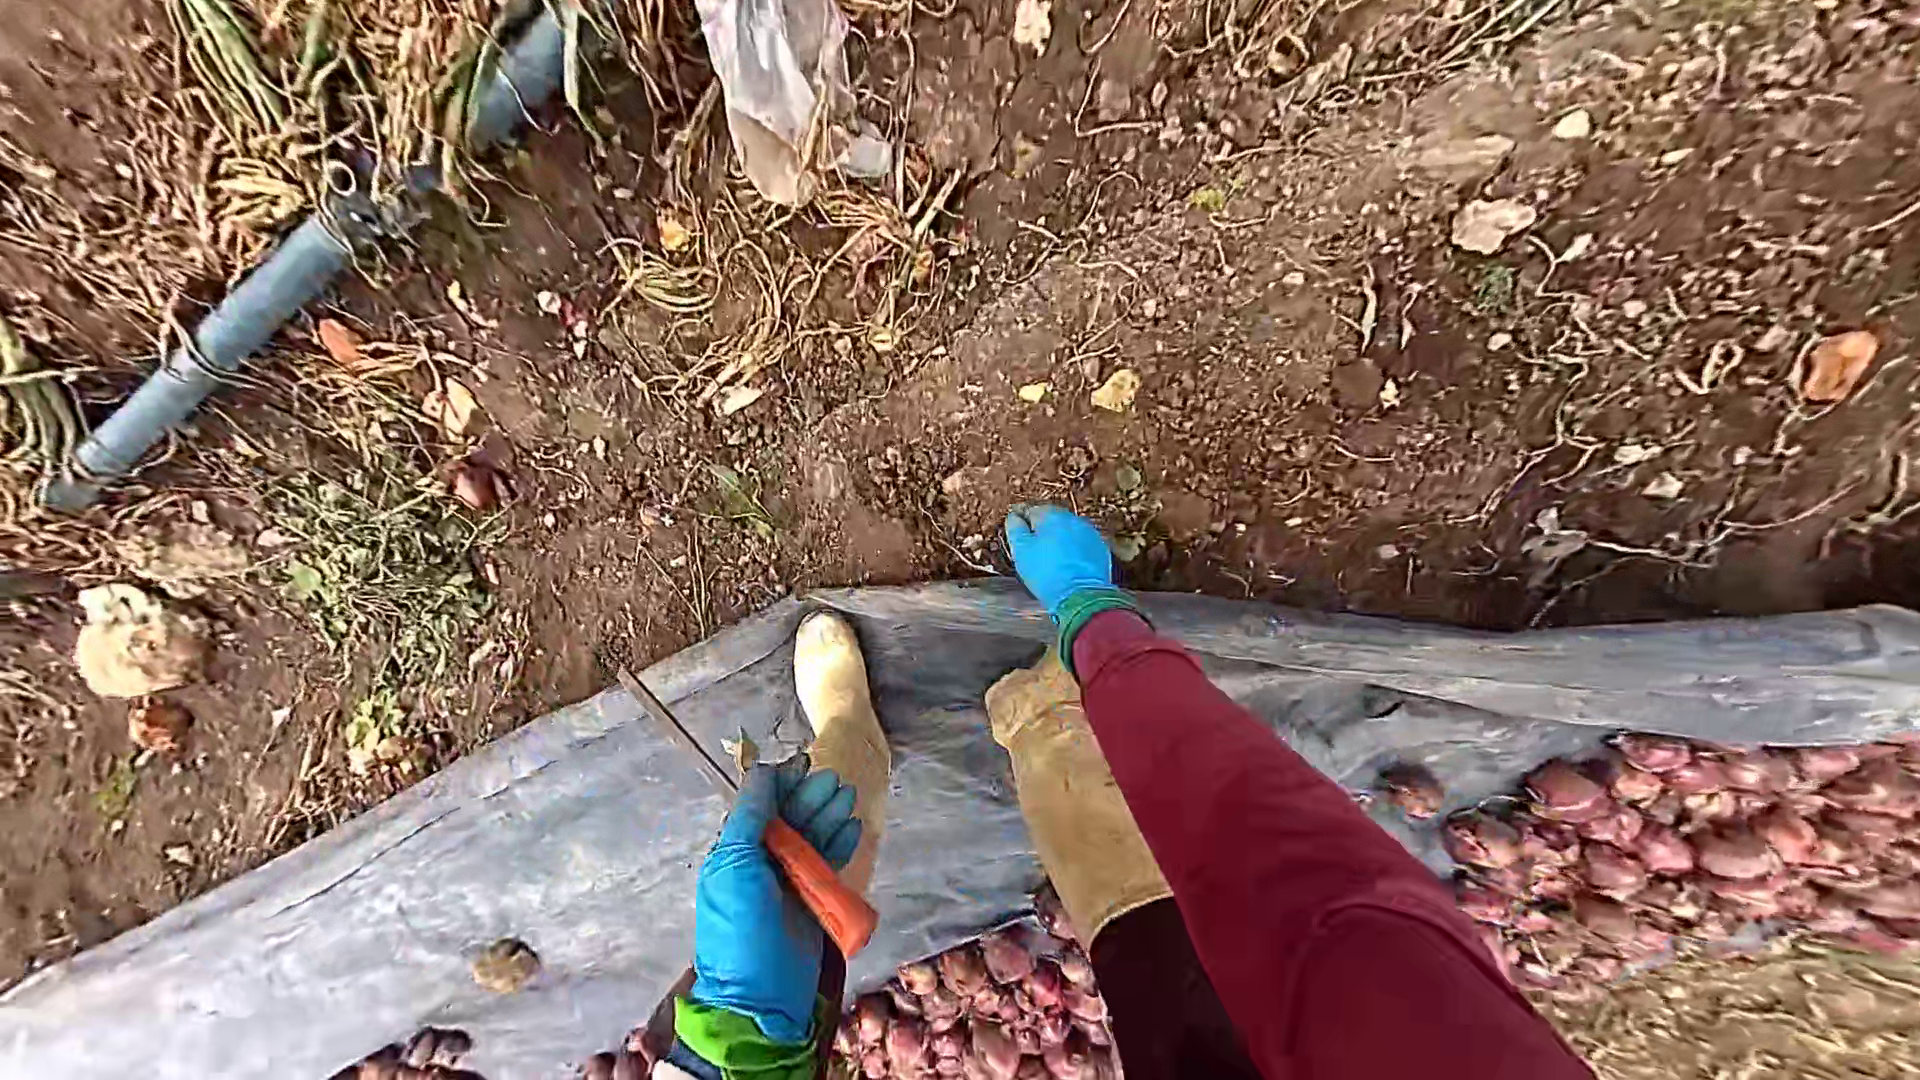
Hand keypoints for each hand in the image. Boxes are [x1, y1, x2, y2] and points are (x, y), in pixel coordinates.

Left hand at [690, 758, 861, 1044]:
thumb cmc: (740, 924)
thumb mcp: (734, 863)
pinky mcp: (815, 896)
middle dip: (813, 796)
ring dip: (830, 814)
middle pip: (793, 816)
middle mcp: (764, 859)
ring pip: (815, 835)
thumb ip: (750, 813)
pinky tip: (853, 828)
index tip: (805, 764)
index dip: (784, 782)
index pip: (763, 804)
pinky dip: (842, 842)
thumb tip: (765, 769)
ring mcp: (791, 879)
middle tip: (835, 781)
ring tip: (848, 798)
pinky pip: (831, 860)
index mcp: (739, 849)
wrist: (760, 997)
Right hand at [1004, 504, 1115, 616]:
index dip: (1022, 524)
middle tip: (1033, 552)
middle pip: (1051, 520)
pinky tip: (1067, 566)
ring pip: (1068, 532)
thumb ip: (1015, 529)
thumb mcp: (1021, 551)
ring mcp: (1089, 533)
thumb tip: (1014, 517)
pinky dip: (1074, 551)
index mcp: (1051, 516)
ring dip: (1059, 541)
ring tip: (1051, 561)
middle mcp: (1072, 519)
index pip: (1031, 511)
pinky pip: (1082, 545)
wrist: (1080, 596)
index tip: (1019, 536)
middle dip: (1042, 532)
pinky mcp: (1100, 549)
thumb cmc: (1047, 573)